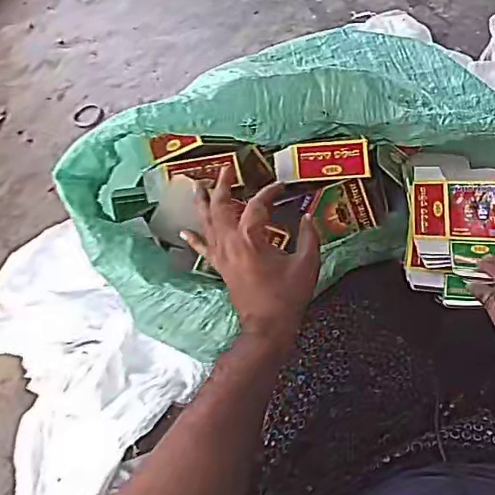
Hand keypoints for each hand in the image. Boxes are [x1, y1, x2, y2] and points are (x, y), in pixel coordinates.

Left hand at [182, 178, 321, 341]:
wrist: (268, 326)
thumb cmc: (287, 296)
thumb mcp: (306, 264)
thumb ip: (309, 236)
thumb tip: (308, 216)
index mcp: (250, 239)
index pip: (257, 205)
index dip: (269, 192)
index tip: (280, 186)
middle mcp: (230, 243)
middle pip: (222, 206)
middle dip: (223, 185)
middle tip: (226, 169)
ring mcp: (222, 255)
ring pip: (207, 222)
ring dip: (204, 202)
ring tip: (198, 185)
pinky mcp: (220, 267)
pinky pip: (203, 248)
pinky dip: (194, 238)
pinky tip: (185, 230)